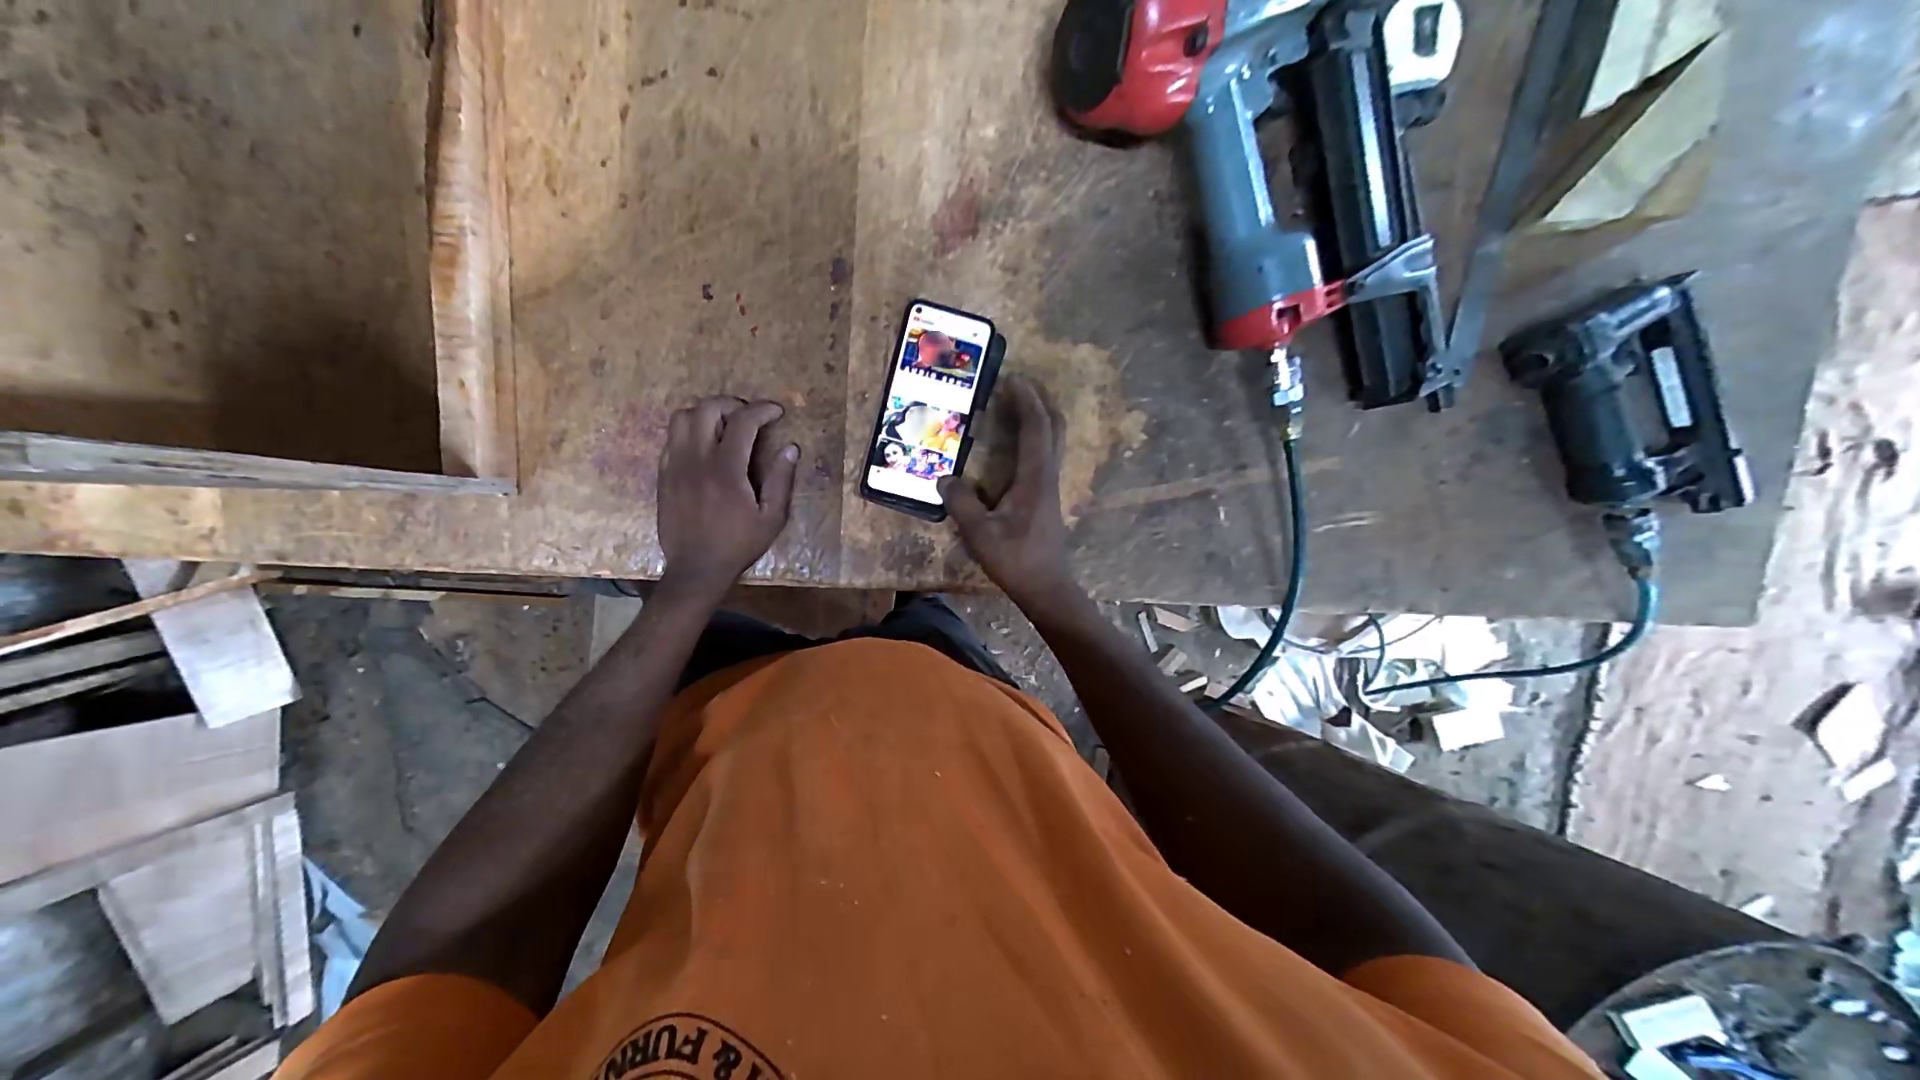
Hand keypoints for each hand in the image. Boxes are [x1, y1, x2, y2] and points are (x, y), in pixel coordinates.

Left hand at [658, 397, 799, 591]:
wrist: (696, 569)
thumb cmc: (739, 545)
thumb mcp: (771, 518)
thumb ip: (780, 480)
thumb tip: (790, 448)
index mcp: (726, 470)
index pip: (742, 421)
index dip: (762, 410)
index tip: (776, 412)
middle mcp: (696, 460)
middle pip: (707, 409)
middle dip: (732, 404)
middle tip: (749, 416)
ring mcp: (675, 465)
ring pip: (682, 417)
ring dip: (706, 414)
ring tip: (725, 427)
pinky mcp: (664, 474)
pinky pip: (672, 438)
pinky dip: (690, 432)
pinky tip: (706, 447)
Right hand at [940, 377, 1079, 606]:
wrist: (1047, 587)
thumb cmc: (1016, 559)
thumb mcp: (980, 533)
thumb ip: (961, 503)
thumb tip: (943, 478)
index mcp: (1035, 477)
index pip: (1036, 427)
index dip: (1026, 399)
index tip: (1012, 376)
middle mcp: (1047, 474)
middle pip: (1053, 426)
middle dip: (1039, 399)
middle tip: (1017, 383)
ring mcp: (1050, 485)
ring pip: (1052, 439)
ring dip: (1038, 417)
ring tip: (1015, 405)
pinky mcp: (1046, 496)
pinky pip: (1044, 454)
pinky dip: (1034, 436)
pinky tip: (1015, 443)